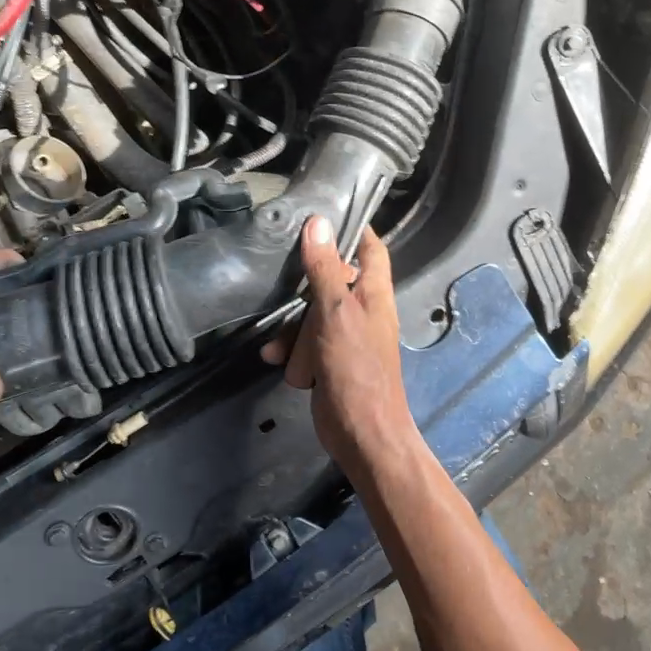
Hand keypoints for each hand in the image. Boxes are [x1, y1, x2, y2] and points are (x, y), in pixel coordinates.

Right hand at [261, 217, 414, 467]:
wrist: (363, 436)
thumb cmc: (356, 369)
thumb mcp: (336, 313)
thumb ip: (324, 269)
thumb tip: (318, 222)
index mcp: (374, 293)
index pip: (371, 248)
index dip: (355, 229)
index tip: (326, 214)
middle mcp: (362, 310)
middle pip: (331, 280)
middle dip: (304, 287)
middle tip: (279, 276)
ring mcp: (345, 337)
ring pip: (311, 314)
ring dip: (292, 329)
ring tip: (280, 344)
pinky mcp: (329, 361)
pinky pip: (305, 344)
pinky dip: (292, 352)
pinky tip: (276, 360)